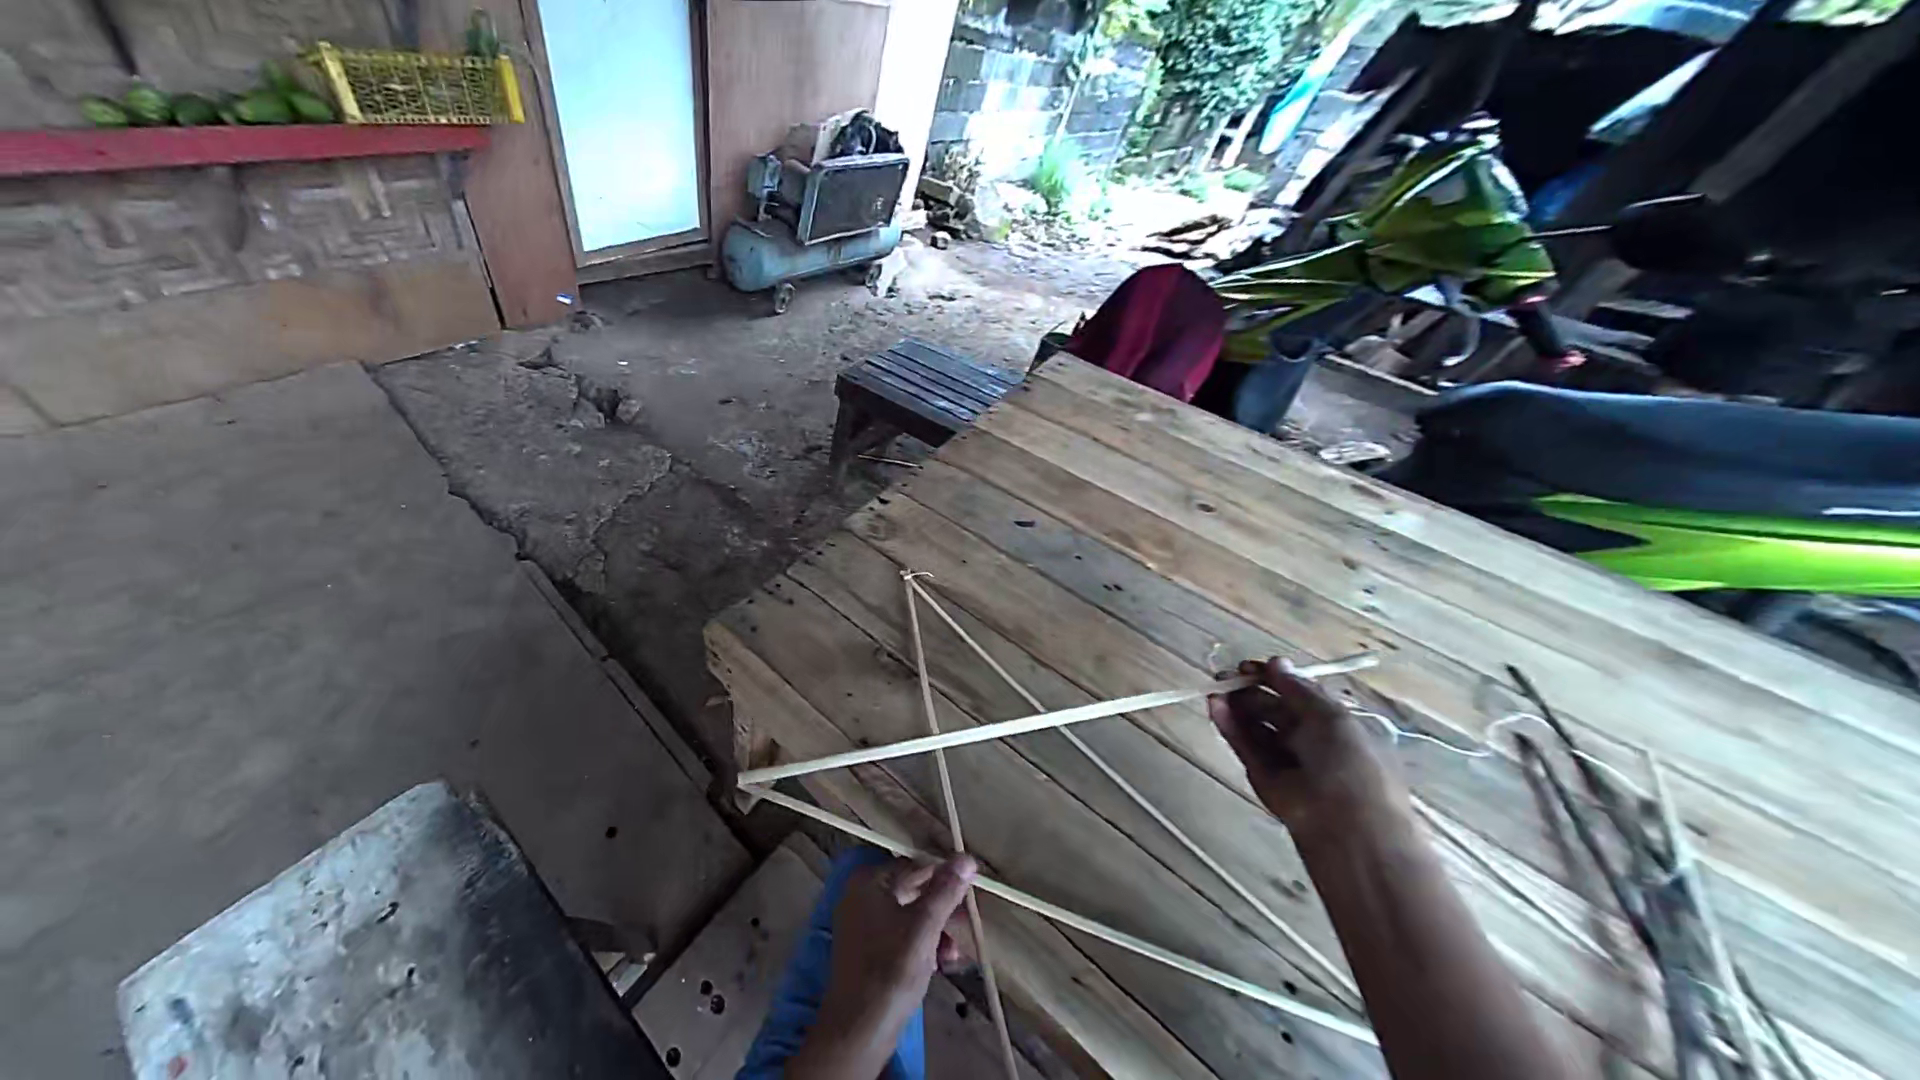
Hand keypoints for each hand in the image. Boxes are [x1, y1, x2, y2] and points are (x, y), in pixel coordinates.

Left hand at [791, 856, 977, 1078]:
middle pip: (915, 889)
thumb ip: (946, 890)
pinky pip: (901, 934)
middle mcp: (862, 894)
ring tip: (953, 954)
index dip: (947, 876)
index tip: (972, 890)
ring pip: (911, 914)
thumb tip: (966, 857)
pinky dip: (922, 944)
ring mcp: (862, 922)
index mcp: (870, 881)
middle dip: (944, 910)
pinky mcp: (867, 948)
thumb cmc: (890, 970)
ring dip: (937, 930)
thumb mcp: (925, 926)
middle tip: (967, 925)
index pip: (917, 865)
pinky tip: (938, 964)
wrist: (857, 1032)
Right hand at [1208, 658, 1404, 835]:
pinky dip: (1229, 725)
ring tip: (1215, 688)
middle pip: (1273, 708)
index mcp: (1335, 724)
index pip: (1299, 694)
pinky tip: (1215, 706)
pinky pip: (1245, 745)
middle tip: (1227, 677)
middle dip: (1250, 690)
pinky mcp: (1262, 775)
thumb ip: (1297, 689)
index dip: (1275, 678)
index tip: (1252, 667)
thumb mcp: (1331, 717)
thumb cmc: (1349, 764)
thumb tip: (1276, 662)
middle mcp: (1309, 740)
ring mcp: (1284, 758)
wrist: (1345, 826)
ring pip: (1255, 725)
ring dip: (1236, 705)